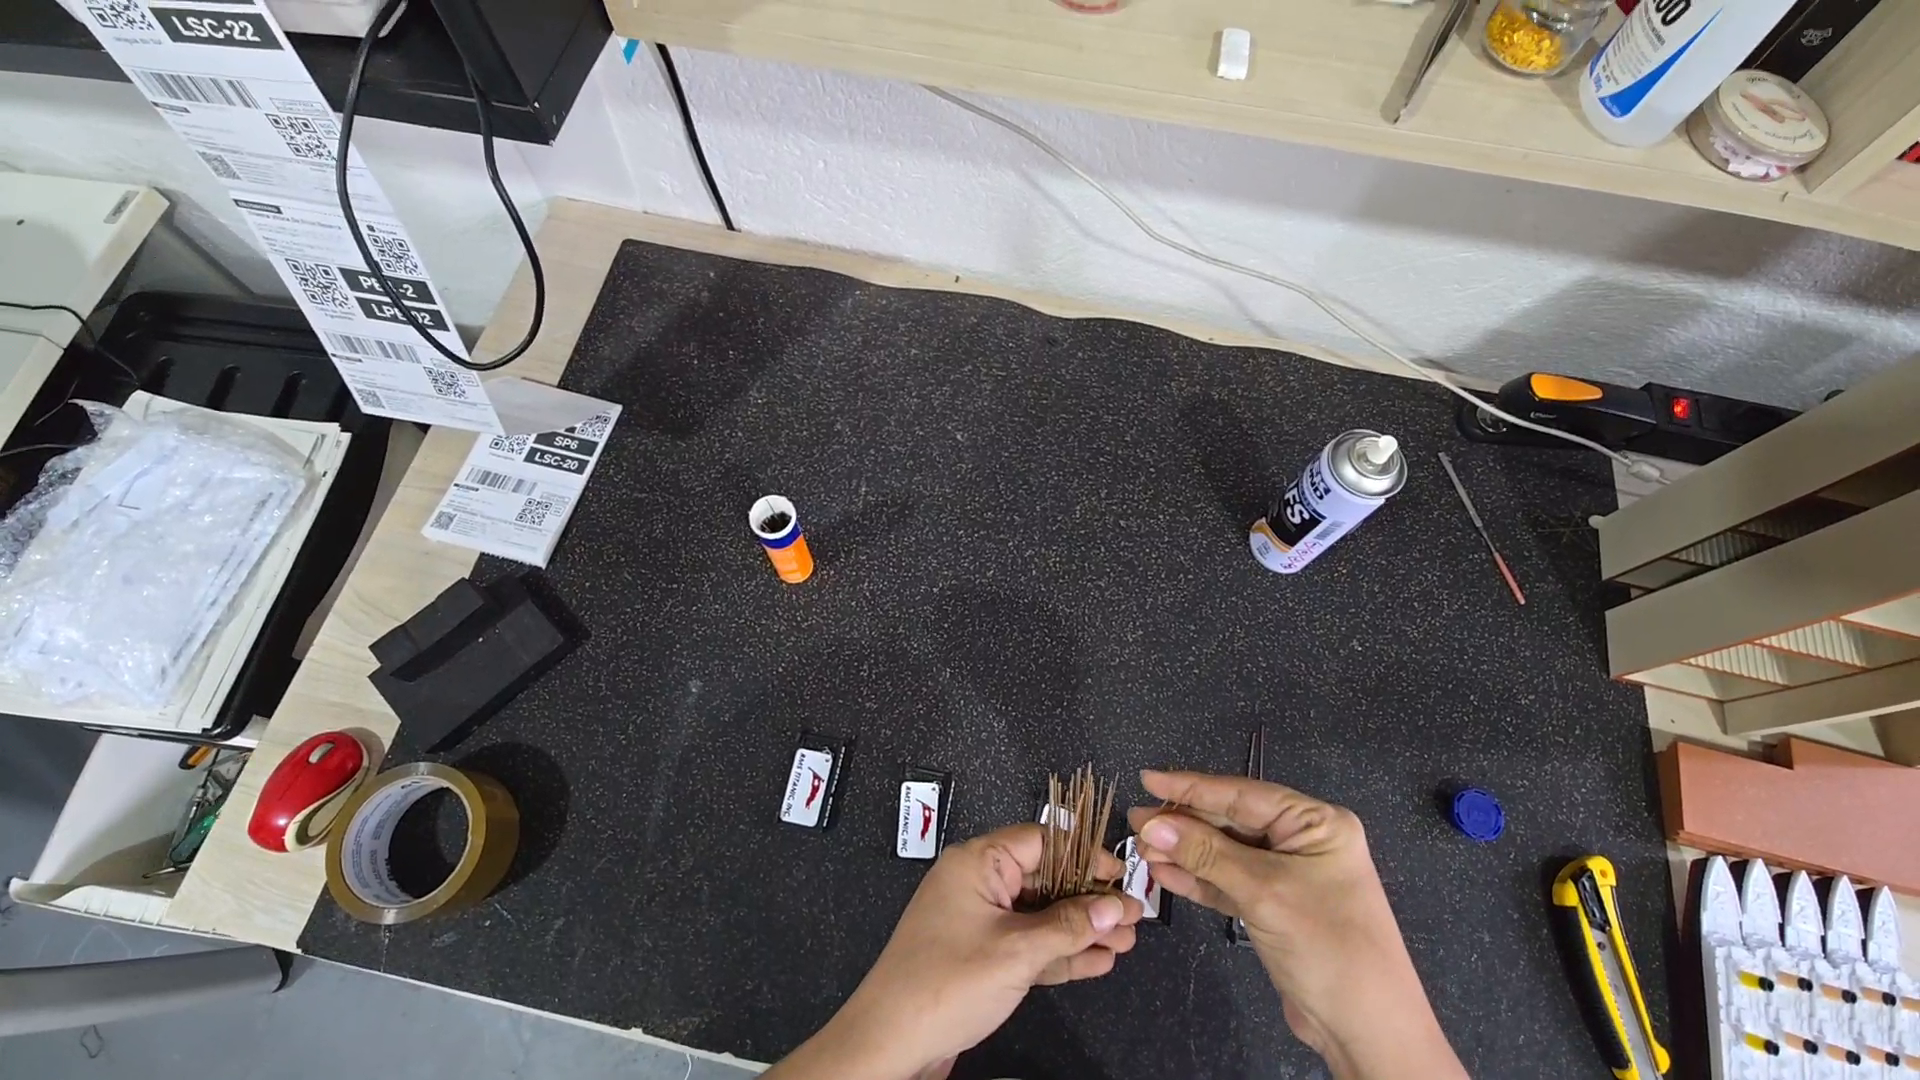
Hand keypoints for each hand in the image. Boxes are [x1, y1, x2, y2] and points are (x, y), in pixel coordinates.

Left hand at [765, 823, 1143, 1079]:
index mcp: (979, 862)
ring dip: (1082, 929)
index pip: (1042, 841)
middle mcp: (980, 883)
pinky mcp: (982, 955)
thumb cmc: (950, 982)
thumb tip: (1116, 908)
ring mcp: (980, 921)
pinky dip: (1060, 953)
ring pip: (1041, 915)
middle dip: (1090, 899)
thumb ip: (1068, 927)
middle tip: (1136, 917)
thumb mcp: (1015, 952)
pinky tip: (1098, 961)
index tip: (1123, 877)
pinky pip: (1029, 944)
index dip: (1085, 855)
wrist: (890, 1043)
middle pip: (1046, 879)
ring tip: (1128, 943)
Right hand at [1126, 770, 1466, 1079]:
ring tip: (1142, 849)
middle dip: (1184, 824)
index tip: (1147, 779)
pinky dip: (1198, 879)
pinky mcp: (1274, 907)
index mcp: (1316, 823)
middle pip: (1231, 821)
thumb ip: (1206, 854)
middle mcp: (1302, 841)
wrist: (1368, 1031)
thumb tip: (1150, 823)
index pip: (1242, 794)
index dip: (1191, 786)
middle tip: (1136, 822)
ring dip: (1185, 852)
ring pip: (1225, 853)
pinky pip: (1228, 882)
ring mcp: (1288, 875)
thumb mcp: (1264, 892)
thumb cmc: (1327, 946)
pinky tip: (1164, 874)